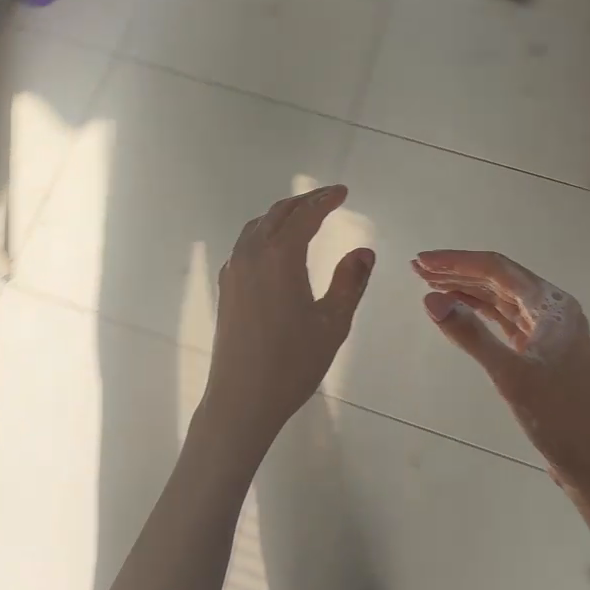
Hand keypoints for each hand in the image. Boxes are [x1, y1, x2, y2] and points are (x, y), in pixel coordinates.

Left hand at [199, 185, 373, 449]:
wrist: (241, 397)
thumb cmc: (292, 363)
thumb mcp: (333, 323)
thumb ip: (350, 281)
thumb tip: (364, 250)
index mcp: (279, 256)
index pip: (305, 215)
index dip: (325, 199)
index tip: (342, 192)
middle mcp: (251, 254)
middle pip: (278, 214)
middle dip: (304, 202)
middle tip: (329, 199)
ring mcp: (233, 269)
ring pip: (257, 226)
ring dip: (281, 215)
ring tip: (304, 217)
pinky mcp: (226, 286)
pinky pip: (246, 244)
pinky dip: (265, 233)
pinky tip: (277, 248)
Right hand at [413, 250, 589, 483]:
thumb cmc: (559, 417)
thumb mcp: (510, 374)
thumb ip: (469, 334)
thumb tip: (430, 300)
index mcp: (553, 305)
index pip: (497, 269)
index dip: (456, 261)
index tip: (421, 261)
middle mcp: (553, 310)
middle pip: (498, 280)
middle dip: (457, 272)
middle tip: (417, 270)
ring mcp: (549, 331)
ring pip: (500, 300)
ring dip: (465, 291)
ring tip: (429, 286)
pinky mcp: (542, 352)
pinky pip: (504, 320)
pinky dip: (478, 314)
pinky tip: (456, 312)